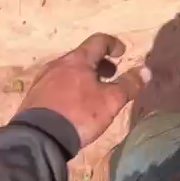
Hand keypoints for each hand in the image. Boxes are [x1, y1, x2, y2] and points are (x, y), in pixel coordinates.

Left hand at [18, 34, 145, 147]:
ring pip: (68, 71)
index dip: (113, 44)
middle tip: (110, 76)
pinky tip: (73, 107)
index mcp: (77, 60)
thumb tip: (146, 70)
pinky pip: (56, 86)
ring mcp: (43, 80)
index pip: (98, 41)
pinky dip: (69, 89)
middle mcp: (58, 64)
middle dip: (99, 64)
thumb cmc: (78, 114)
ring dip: (83, 77)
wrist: (38, 139)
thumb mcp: (110, 101)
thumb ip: (129, 85)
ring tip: (92, 94)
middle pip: (82, 56)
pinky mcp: (33, 98)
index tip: (122, 54)